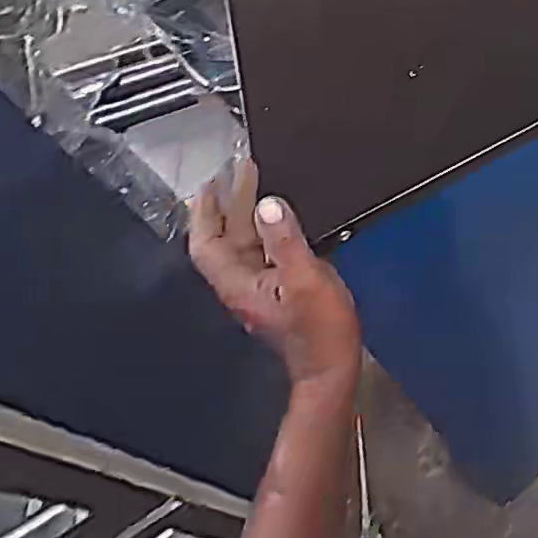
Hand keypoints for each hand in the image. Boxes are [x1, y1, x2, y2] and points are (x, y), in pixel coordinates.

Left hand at [189, 160, 360, 388]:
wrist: (331, 364)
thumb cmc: (319, 330)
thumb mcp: (306, 278)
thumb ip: (286, 240)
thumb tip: (269, 205)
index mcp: (240, 284)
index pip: (207, 244)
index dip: (205, 212)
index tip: (211, 183)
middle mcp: (244, 286)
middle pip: (226, 240)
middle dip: (230, 204)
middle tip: (239, 172)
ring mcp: (261, 289)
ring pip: (246, 244)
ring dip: (249, 215)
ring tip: (260, 186)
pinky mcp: (280, 290)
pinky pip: (265, 251)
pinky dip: (269, 230)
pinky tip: (282, 219)